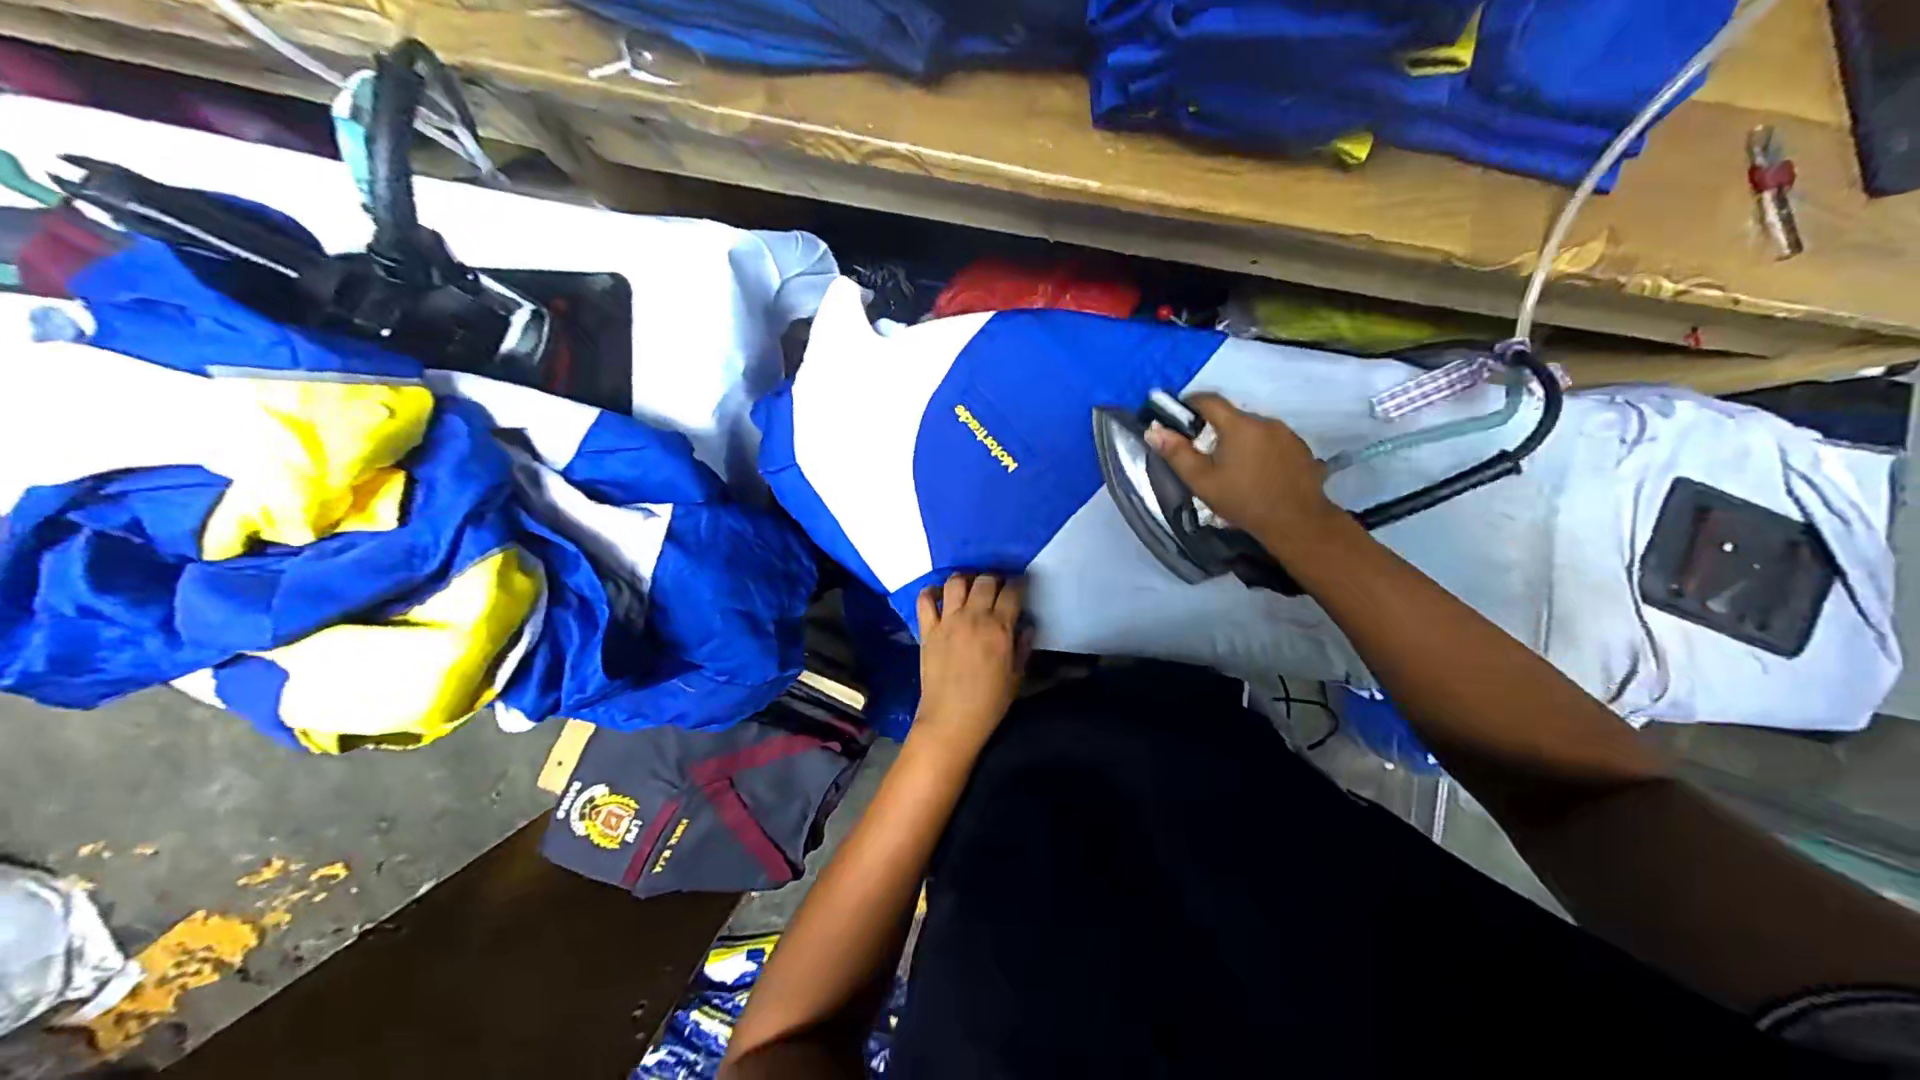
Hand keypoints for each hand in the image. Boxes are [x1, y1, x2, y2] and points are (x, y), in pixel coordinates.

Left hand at [913, 574, 1028, 754]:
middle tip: (997, 587)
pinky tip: (939, 595)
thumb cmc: (989, 702)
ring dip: (966, 579)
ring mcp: (947, 621)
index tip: (1020, 585)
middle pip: (985, 580)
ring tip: (970, 587)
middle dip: (995, 578)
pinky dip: (932, 592)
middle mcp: (973, 617)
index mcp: (999, 628)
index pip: (1012, 591)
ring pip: (956, 582)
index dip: (1019, 583)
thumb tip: (1026, 624)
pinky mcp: (927, 629)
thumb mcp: (1016, 675)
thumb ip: (1022, 645)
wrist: (951, 720)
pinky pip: (925, 600)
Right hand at [1144, 393, 1343, 552]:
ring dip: (1240, 440)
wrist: (1297, 522)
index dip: (1190, 403)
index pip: (1209, 400)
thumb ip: (1177, 453)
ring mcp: (1287, 434)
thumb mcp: (1202, 481)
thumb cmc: (1243, 501)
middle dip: (1216, 428)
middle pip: (1233, 416)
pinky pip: (1273, 442)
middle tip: (1204, 453)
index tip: (1178, 416)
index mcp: (1238, 425)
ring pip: (1254, 429)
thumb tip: (1153, 430)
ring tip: (1233, 467)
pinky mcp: (1301, 449)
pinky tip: (1258, 473)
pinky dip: (1261, 450)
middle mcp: (1265, 421)